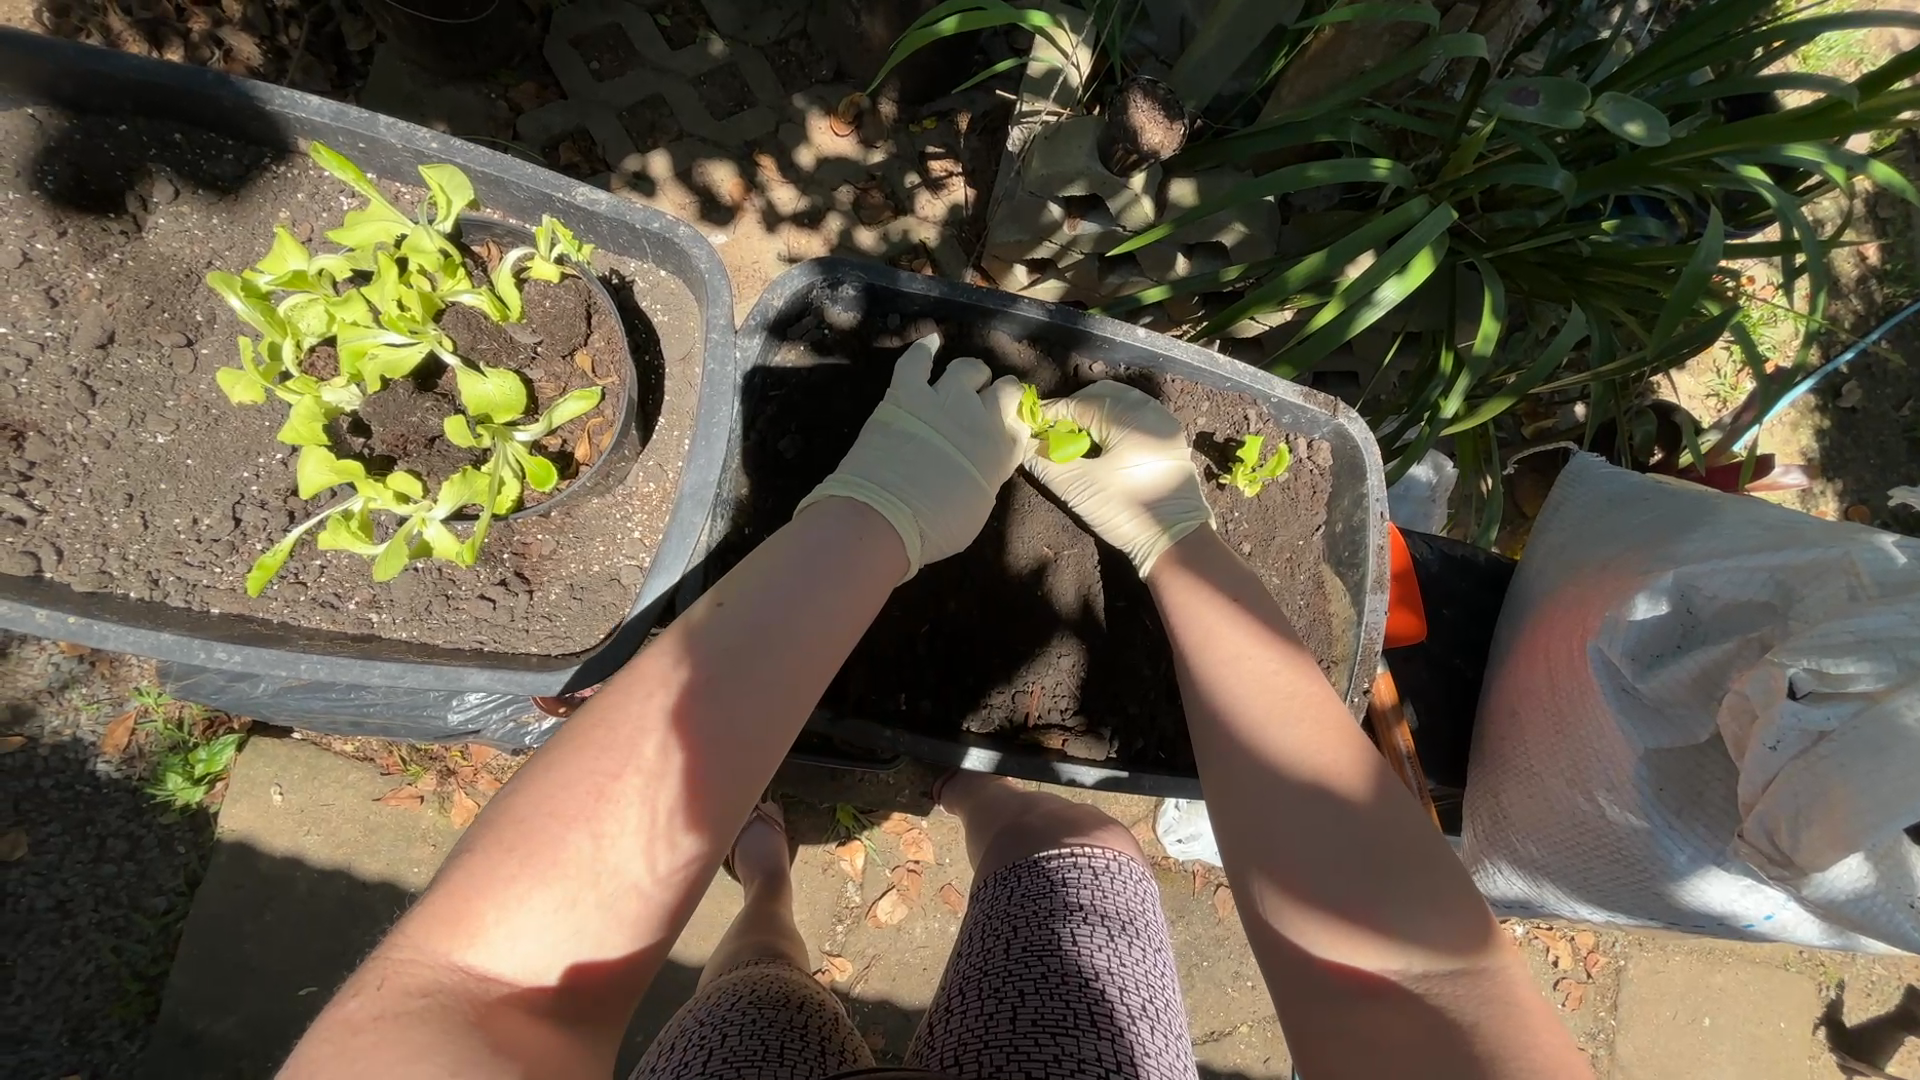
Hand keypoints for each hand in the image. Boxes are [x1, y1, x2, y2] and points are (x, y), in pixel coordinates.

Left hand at [795, 333, 1024, 580]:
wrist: (887, 517)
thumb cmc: (936, 528)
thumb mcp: (978, 507)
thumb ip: (986, 476)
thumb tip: (982, 464)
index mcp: (1002, 451)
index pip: (1021, 424)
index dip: (1014, 423)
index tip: (1007, 428)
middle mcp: (981, 418)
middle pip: (1004, 389)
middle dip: (999, 394)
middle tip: (986, 404)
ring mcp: (943, 399)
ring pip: (967, 368)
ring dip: (970, 373)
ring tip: (964, 380)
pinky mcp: (906, 393)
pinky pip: (917, 360)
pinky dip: (924, 348)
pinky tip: (931, 341)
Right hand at [1024, 381, 1212, 577]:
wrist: (1176, 541)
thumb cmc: (1126, 511)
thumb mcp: (1078, 488)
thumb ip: (1045, 462)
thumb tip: (1023, 445)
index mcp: (1129, 416)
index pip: (1078, 403)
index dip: (1051, 414)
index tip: (1030, 427)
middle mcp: (1150, 410)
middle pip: (1100, 395)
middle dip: (1073, 410)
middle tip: (1053, 434)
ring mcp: (1164, 423)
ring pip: (1120, 404)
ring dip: (1093, 416)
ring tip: (1074, 441)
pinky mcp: (1170, 440)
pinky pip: (1136, 417)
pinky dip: (1113, 424)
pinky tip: (1100, 447)